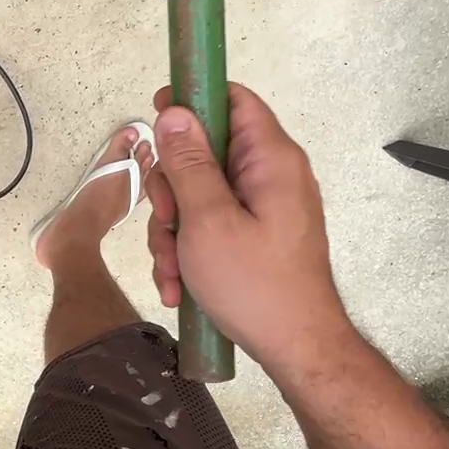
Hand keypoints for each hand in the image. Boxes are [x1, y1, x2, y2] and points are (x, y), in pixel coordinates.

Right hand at [145, 82, 356, 378]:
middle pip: (201, 152)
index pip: (232, 100)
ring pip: (194, 193)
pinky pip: (205, 223)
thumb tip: (173, 111)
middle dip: (171, 191)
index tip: (154, 118)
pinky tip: (178, 282)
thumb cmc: (254, 283)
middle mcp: (267, 175)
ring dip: (171, 230)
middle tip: (167, 224)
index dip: (191, 100)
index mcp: (269, 159)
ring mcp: (259, 206)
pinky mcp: (250, 233)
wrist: (294, 348)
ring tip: (172, 268)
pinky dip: (186, 248)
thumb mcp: (207, 220)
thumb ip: (188, 163)